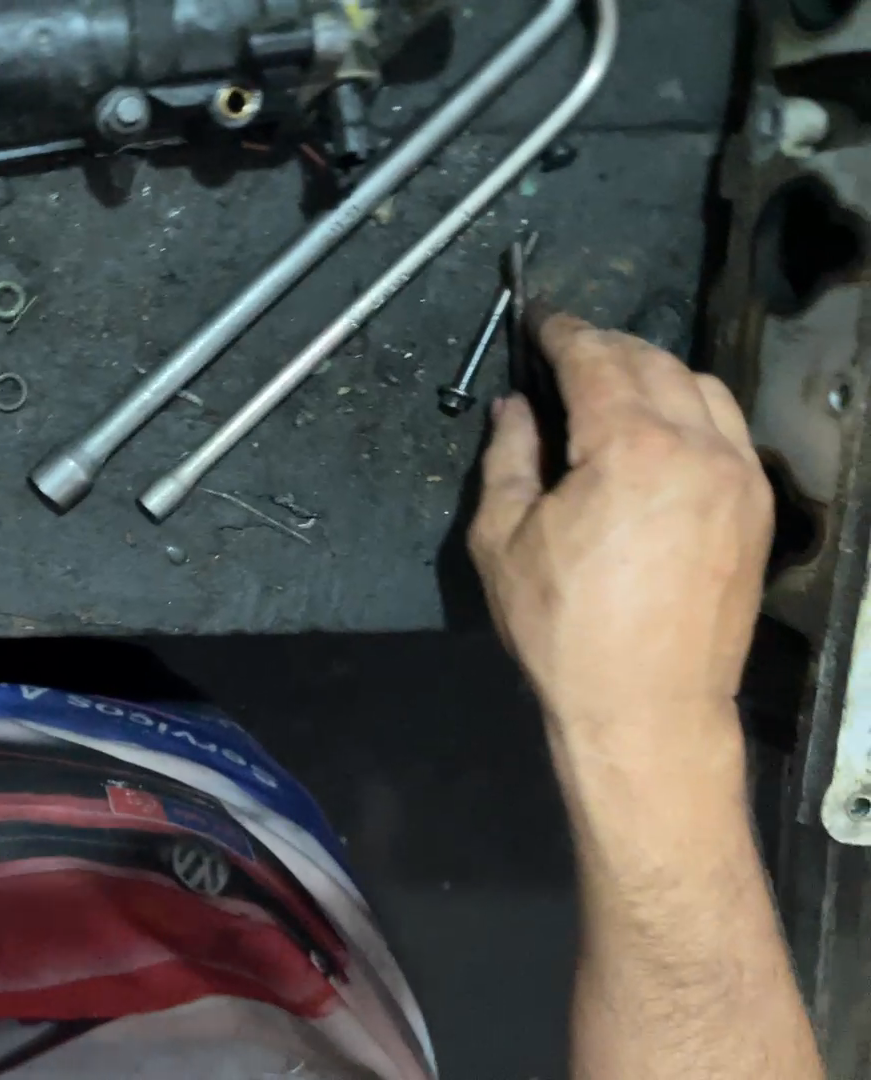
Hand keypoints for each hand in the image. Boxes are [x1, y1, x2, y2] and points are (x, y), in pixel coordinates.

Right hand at [470, 314, 771, 751]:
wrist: (642, 696)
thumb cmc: (554, 617)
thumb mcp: (500, 535)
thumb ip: (509, 459)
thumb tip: (514, 409)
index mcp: (630, 450)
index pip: (600, 365)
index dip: (565, 336)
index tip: (541, 320)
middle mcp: (701, 448)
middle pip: (658, 367)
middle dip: (609, 346)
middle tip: (564, 344)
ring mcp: (742, 476)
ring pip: (705, 390)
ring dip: (653, 370)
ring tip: (607, 376)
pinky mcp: (757, 507)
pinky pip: (726, 428)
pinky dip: (686, 405)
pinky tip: (651, 423)